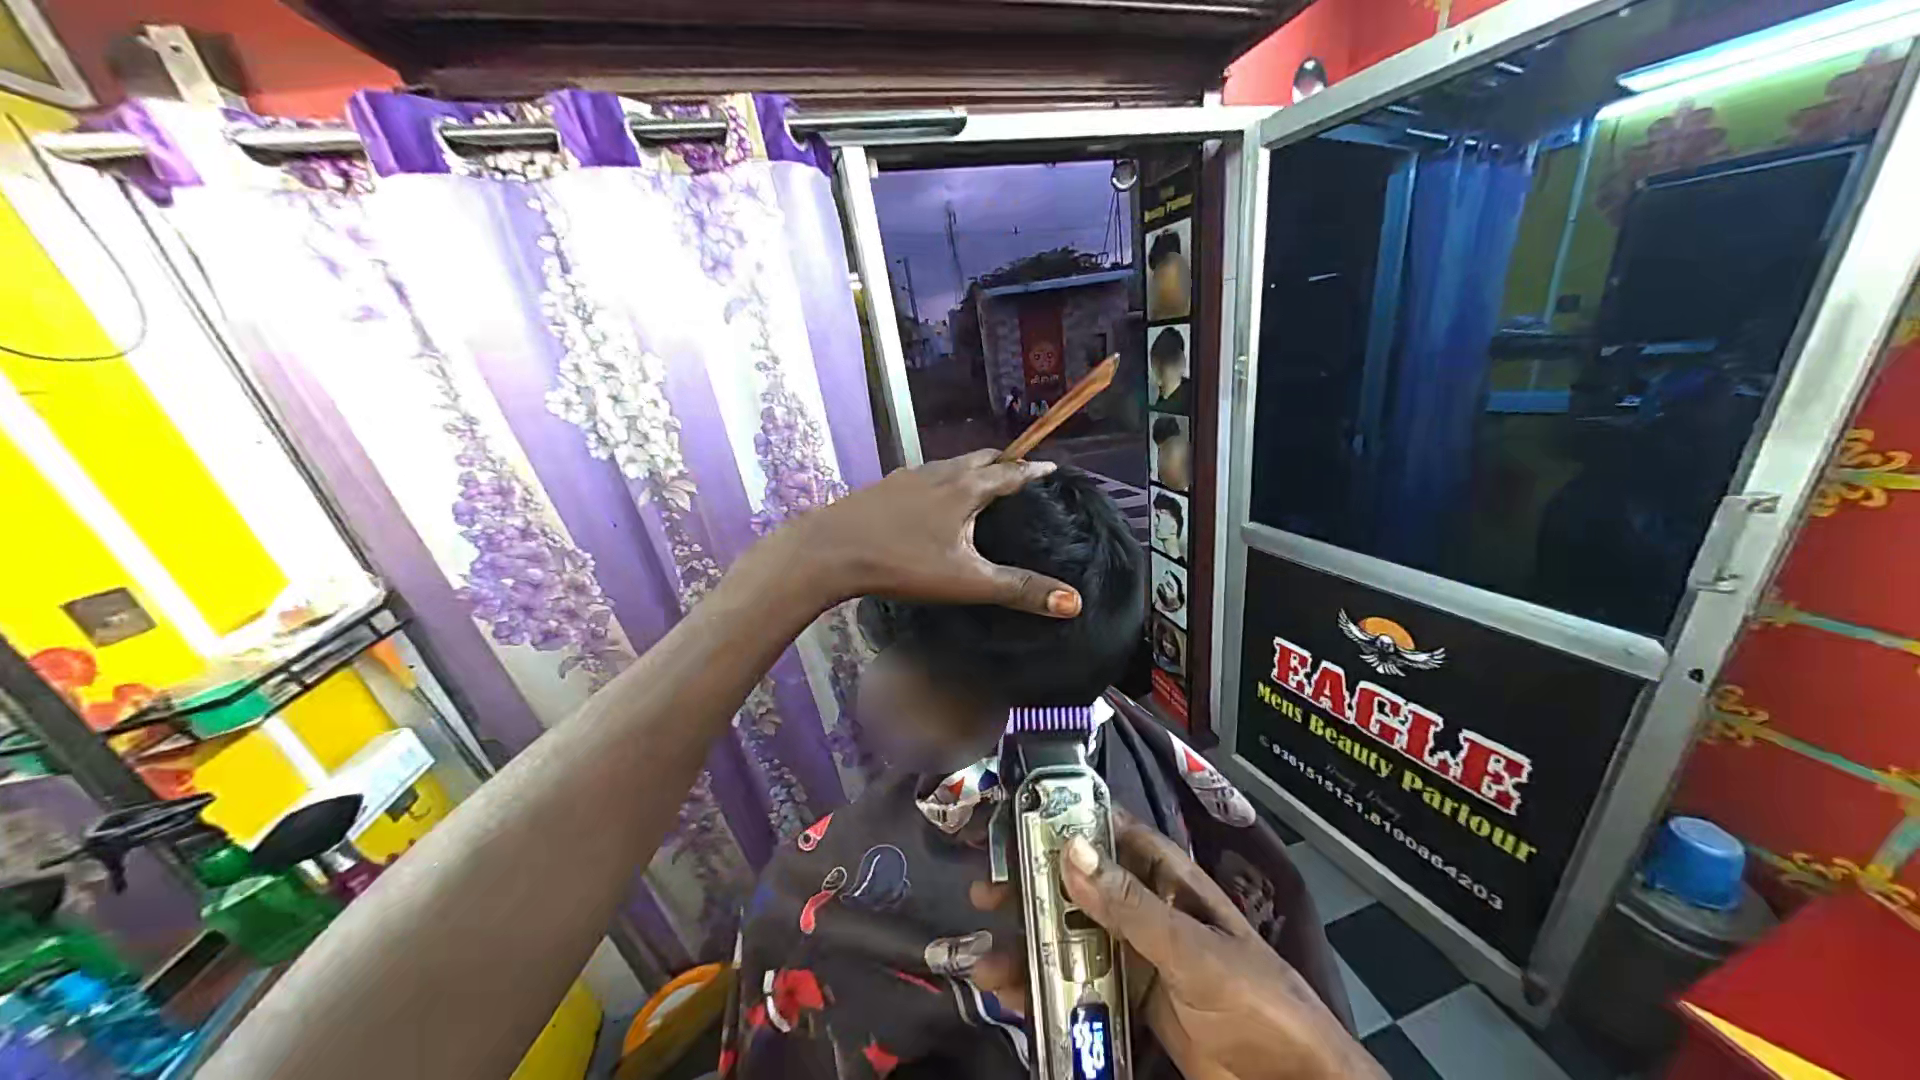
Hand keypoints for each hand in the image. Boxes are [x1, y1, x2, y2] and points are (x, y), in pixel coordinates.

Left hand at [778, 450, 1081, 616]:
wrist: (828, 551)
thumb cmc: (901, 563)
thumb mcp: (967, 581)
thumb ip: (1019, 590)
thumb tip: (1074, 602)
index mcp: (965, 489)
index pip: (1010, 472)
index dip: (1033, 471)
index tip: (1052, 468)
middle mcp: (939, 473)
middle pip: (980, 458)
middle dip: (1004, 462)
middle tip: (1019, 471)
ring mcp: (907, 477)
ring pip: (950, 464)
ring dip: (971, 468)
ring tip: (982, 482)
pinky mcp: (883, 488)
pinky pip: (925, 475)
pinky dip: (942, 479)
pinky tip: (932, 499)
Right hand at [971, 815, 1383, 1079]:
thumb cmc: (1256, 1002)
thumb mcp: (1194, 950)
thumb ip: (1131, 905)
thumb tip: (1070, 848)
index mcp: (1168, 880)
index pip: (1112, 833)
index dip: (1067, 820)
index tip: (1015, 817)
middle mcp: (1146, 909)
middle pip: (1078, 886)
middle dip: (1031, 888)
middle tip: (983, 891)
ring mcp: (1135, 956)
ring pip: (1071, 937)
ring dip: (1027, 943)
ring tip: (981, 958)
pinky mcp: (1128, 1001)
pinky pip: (1078, 984)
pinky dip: (1043, 986)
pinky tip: (1009, 992)